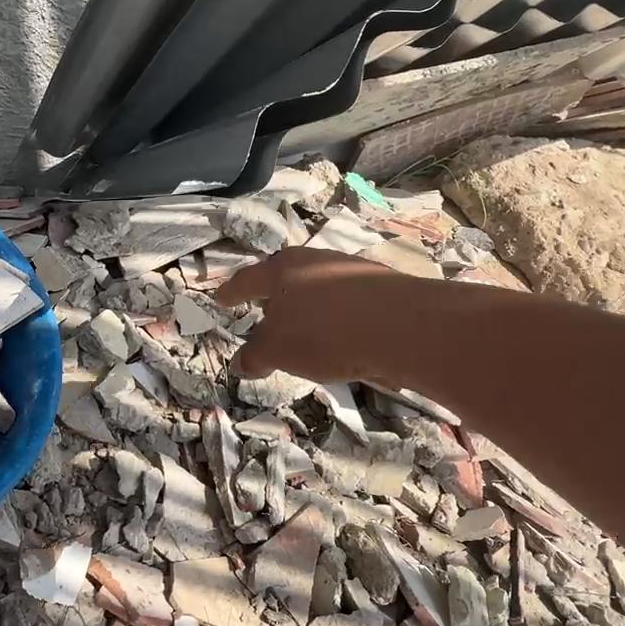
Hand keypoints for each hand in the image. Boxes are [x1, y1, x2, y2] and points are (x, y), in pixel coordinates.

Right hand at [215, 248, 416, 381]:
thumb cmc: (325, 334)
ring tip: (306, 331)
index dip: (231, 293)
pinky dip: (338, 316)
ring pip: (318, 287)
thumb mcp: (278, 352)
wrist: (403, 327)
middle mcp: (313, 261)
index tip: (221, 299)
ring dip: (308, 307)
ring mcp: (350, 270)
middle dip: (273, 297)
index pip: (246, 281)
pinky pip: (347, 301)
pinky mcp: (382, 285)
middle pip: (285, 278)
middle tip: (265, 313)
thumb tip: (240, 364)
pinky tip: (343, 337)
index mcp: (280, 270)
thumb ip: (256, 356)